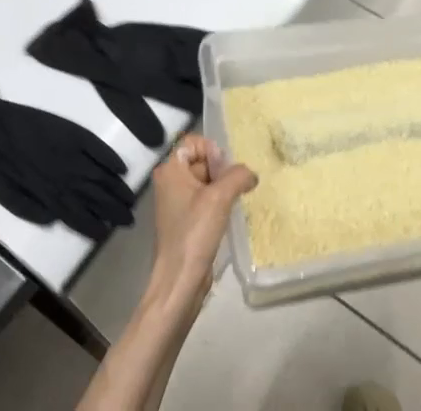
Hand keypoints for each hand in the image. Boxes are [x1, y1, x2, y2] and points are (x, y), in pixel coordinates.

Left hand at [146, 135, 257, 298]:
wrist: (180, 278)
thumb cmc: (195, 233)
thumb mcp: (220, 197)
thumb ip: (238, 175)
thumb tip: (250, 174)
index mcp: (170, 170)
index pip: (194, 141)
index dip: (214, 149)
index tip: (226, 170)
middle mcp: (171, 181)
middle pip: (202, 160)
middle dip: (222, 169)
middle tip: (237, 186)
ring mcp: (178, 201)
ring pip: (207, 181)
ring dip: (225, 187)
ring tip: (238, 199)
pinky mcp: (187, 219)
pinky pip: (207, 199)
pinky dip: (221, 202)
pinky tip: (232, 213)